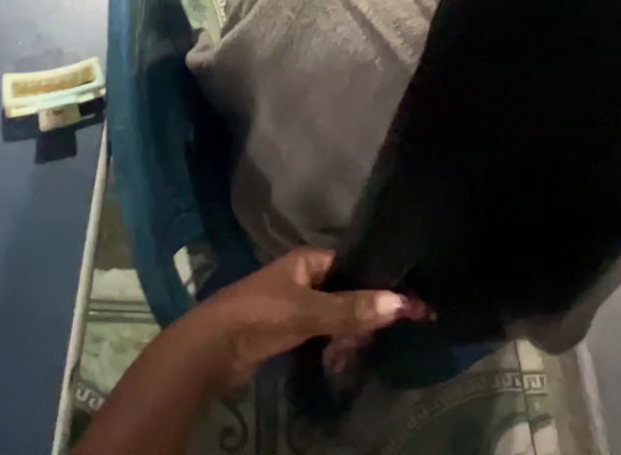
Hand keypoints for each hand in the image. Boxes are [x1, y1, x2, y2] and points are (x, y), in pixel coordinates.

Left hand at [186, 247, 426, 387]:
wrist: (212, 347)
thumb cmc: (260, 314)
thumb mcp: (309, 310)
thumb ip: (353, 309)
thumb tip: (402, 302)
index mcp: (307, 259)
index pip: (354, 265)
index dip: (380, 285)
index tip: (408, 306)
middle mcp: (303, 276)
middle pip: (347, 293)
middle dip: (361, 317)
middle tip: (369, 341)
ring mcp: (295, 303)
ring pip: (336, 316)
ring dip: (346, 336)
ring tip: (347, 356)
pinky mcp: (288, 329)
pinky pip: (322, 334)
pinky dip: (332, 346)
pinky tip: (337, 361)